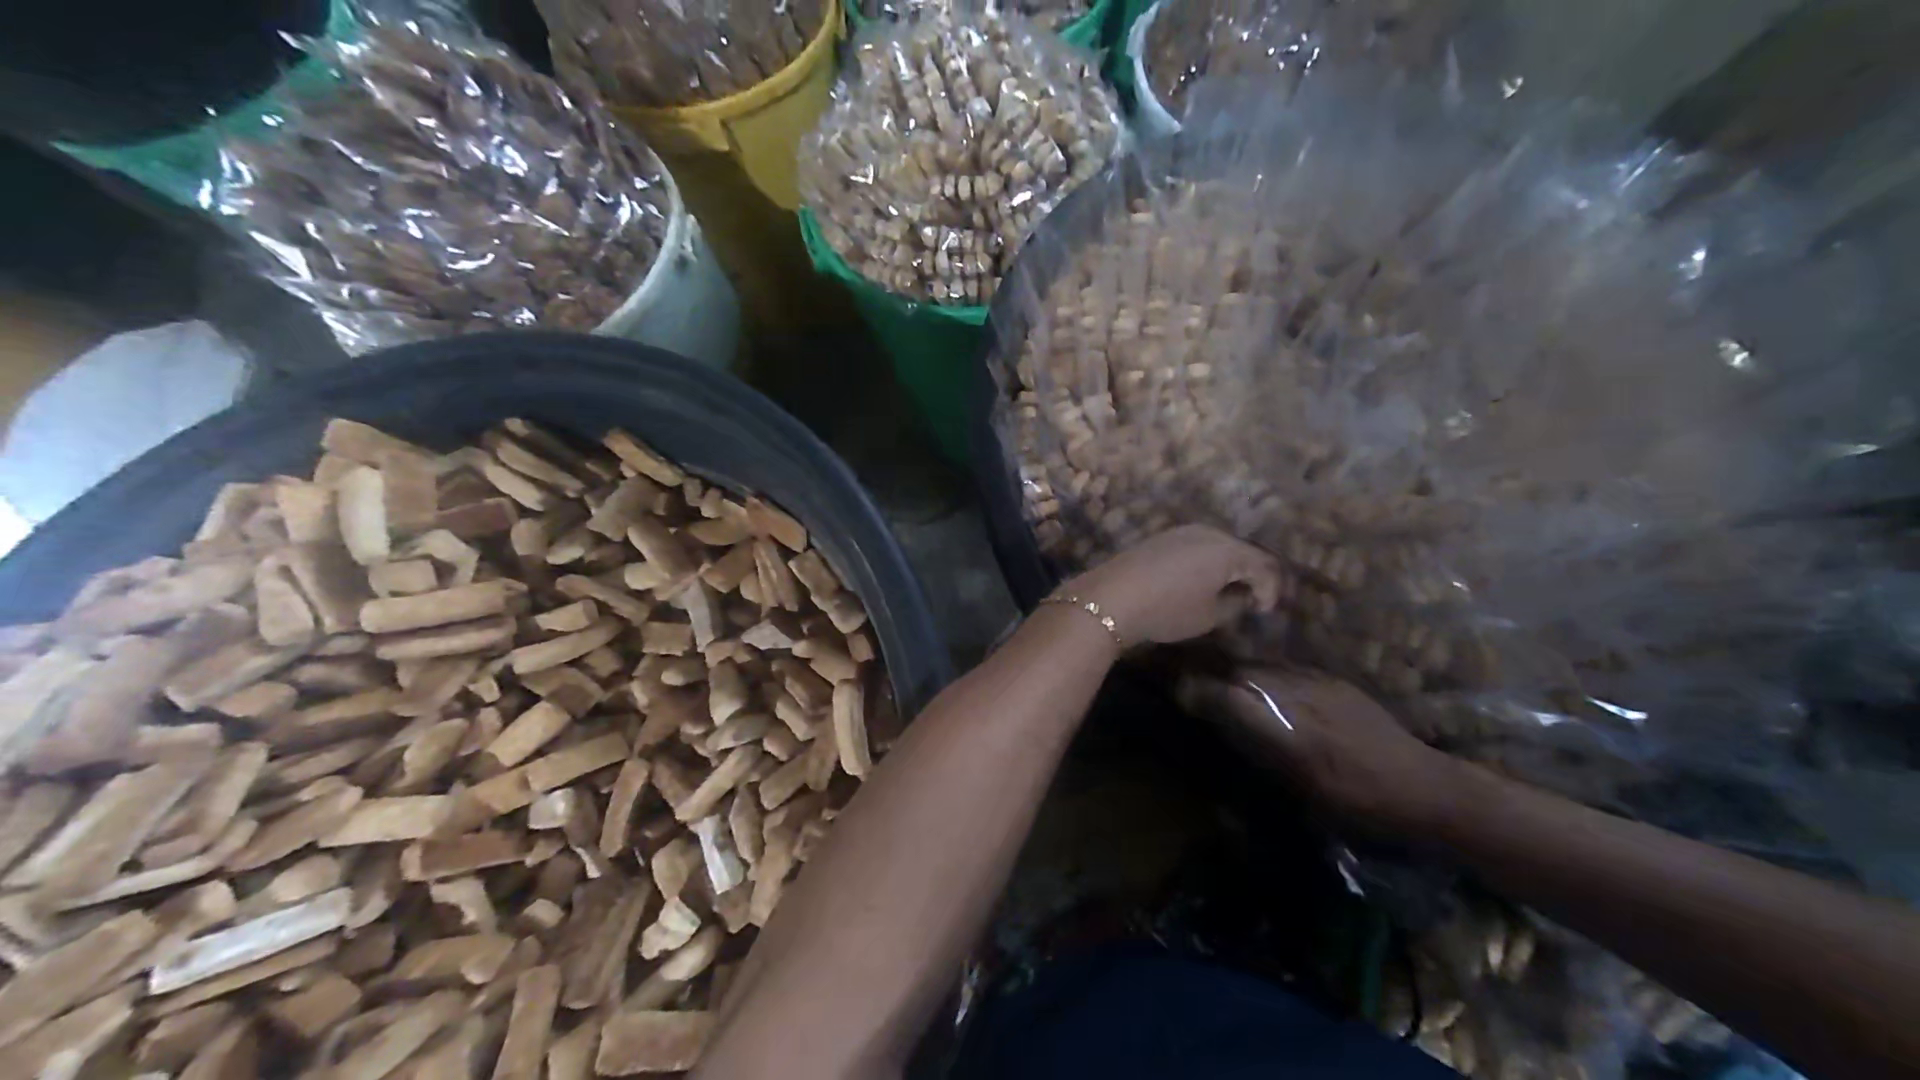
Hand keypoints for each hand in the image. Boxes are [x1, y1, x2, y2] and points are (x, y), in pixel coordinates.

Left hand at [1062, 526, 1282, 645]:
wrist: (1111, 597)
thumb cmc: (1168, 609)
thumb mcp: (1210, 615)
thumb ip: (1235, 603)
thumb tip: (1244, 595)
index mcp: (1228, 549)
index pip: (1264, 566)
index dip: (1271, 590)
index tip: (1264, 612)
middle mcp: (1208, 532)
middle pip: (1241, 551)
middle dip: (1251, 576)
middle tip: (1251, 600)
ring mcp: (1181, 532)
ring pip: (1217, 547)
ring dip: (1227, 568)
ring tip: (1225, 592)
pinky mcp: (1161, 538)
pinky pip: (1195, 547)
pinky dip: (1205, 563)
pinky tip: (1198, 582)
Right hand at [1179, 669, 1462, 829]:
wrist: (1426, 787)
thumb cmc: (1360, 804)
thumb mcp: (1304, 791)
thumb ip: (1262, 754)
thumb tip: (1225, 731)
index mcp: (1291, 732)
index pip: (1231, 697)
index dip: (1198, 691)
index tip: (1178, 691)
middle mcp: (1301, 699)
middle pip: (1243, 674)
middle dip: (1212, 675)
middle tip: (1190, 681)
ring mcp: (1319, 684)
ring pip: (1264, 667)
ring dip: (1236, 671)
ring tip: (1219, 677)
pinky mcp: (1333, 681)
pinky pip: (1287, 668)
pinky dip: (1265, 673)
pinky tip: (1261, 681)